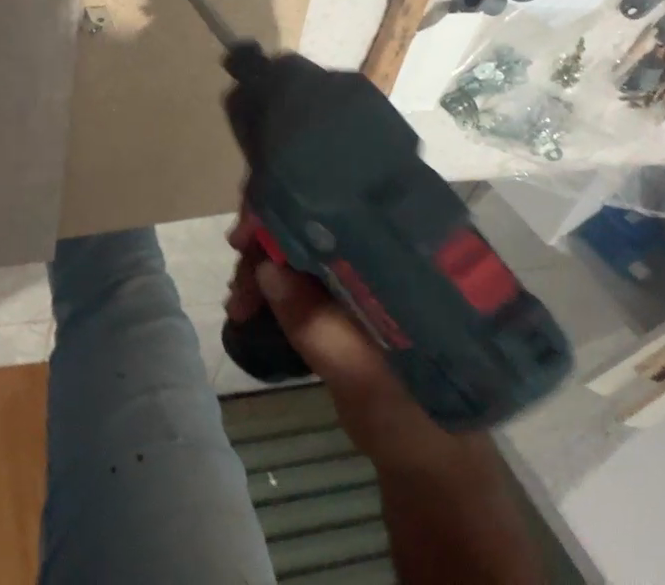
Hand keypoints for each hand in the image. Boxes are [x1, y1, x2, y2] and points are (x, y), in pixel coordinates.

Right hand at [224, 221, 468, 474]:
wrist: (428, 456)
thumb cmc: (411, 415)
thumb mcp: (361, 373)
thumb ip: (316, 324)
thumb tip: (268, 269)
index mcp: (397, 259)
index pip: (335, 209)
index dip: (285, 210)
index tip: (245, 235)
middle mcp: (379, 255)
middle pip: (307, 224)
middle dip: (262, 247)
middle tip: (236, 292)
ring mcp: (359, 277)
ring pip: (295, 250)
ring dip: (258, 269)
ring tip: (237, 308)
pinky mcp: (343, 300)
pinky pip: (295, 277)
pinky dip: (266, 285)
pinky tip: (247, 307)